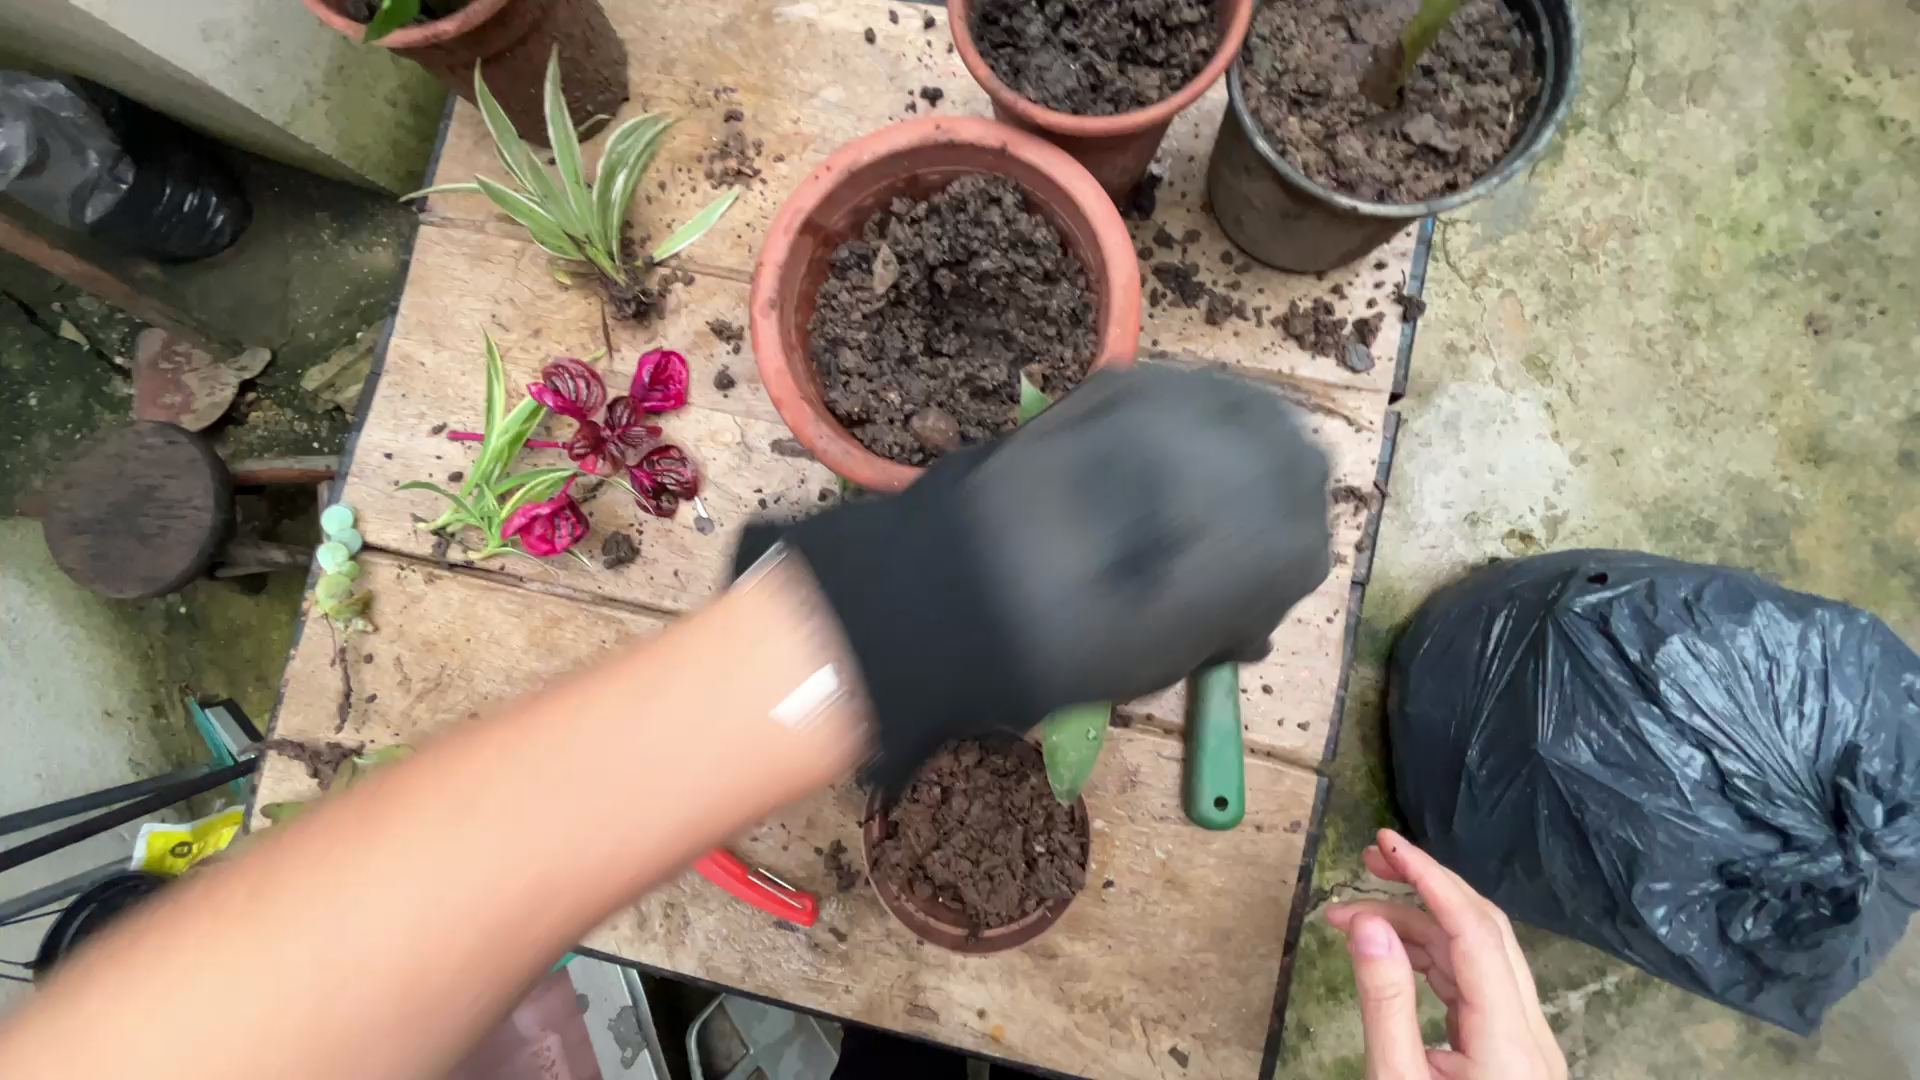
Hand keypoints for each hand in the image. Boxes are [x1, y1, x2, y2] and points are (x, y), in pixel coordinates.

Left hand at [735, 363, 1331, 785]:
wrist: (963, 587)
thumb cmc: (1069, 650)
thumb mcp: (1168, 662)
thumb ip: (1224, 622)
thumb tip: (1238, 617)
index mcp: (1283, 540)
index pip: (1309, 544)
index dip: (1269, 571)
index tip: (1232, 593)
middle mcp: (1257, 454)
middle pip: (1293, 462)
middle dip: (1260, 499)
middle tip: (1208, 532)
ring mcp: (1189, 402)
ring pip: (1241, 416)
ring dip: (1220, 451)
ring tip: (1168, 489)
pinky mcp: (1124, 379)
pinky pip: (1177, 395)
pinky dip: (1170, 425)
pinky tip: (1129, 459)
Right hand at [1326, 830, 1565, 1079]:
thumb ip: (1385, 1001)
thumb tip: (1368, 922)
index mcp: (1510, 1043)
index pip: (1473, 932)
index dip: (1429, 876)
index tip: (1384, 841)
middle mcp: (1529, 1034)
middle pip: (1485, 931)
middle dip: (1426, 883)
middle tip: (1367, 858)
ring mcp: (1524, 1043)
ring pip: (1476, 953)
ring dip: (1415, 921)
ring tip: (1349, 917)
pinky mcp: (1508, 1050)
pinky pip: (1470, 980)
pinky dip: (1424, 953)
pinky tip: (1384, 952)